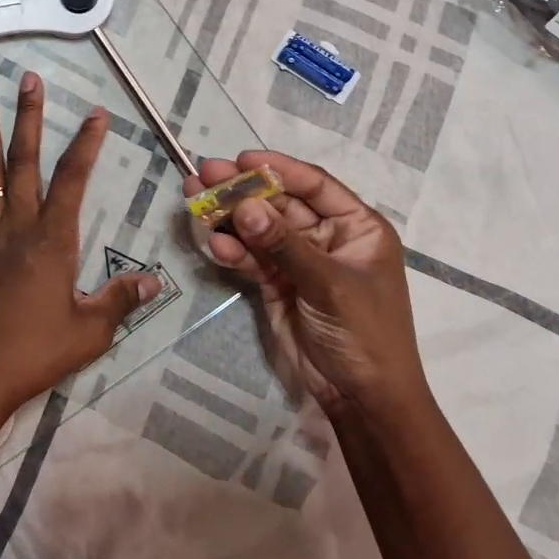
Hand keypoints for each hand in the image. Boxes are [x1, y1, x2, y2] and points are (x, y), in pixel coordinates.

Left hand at [0, 72, 161, 415]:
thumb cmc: (40, 349)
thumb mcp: (93, 328)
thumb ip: (121, 298)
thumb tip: (154, 279)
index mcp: (53, 237)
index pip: (74, 178)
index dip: (86, 143)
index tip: (97, 113)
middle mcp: (20, 225)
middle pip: (25, 161)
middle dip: (29, 118)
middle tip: (28, 79)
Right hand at [188, 152, 424, 411]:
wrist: (362, 398)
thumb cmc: (365, 332)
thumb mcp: (329, 283)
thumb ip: (283, 243)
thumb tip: (243, 206)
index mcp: (356, 226)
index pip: (314, 184)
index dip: (278, 169)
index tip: (240, 160)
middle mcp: (327, 236)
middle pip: (279, 202)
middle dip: (243, 189)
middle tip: (204, 174)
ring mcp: (298, 259)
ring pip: (258, 227)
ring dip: (228, 215)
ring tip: (194, 199)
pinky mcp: (276, 283)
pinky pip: (250, 257)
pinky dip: (232, 250)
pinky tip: (214, 244)